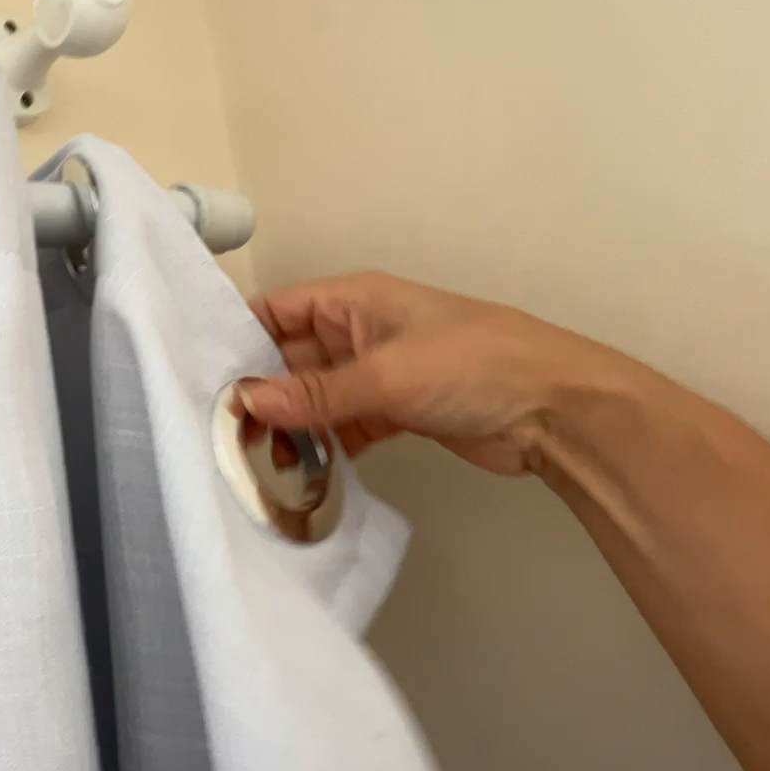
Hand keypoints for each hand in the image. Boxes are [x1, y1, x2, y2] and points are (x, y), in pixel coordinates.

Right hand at [239, 272, 637, 475]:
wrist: (565, 412)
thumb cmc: (473, 366)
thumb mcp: (385, 375)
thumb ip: (313, 394)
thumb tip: (245, 404)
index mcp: (351, 301)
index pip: (274, 310)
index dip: (239, 337)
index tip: (204, 375)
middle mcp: (354, 332)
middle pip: (287, 357)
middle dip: (260, 390)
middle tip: (224, 428)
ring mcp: (373, 372)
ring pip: (312, 395)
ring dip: (290, 423)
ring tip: (256, 455)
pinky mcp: (391, 410)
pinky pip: (340, 423)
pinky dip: (324, 444)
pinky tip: (303, 469)